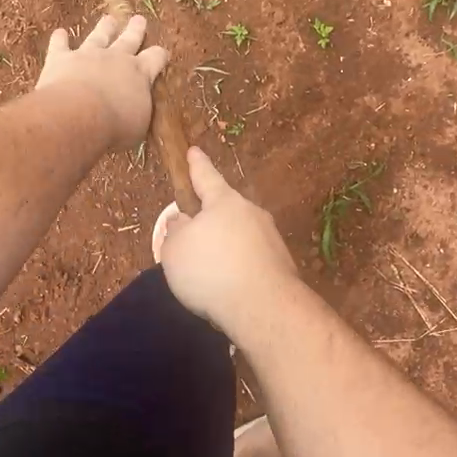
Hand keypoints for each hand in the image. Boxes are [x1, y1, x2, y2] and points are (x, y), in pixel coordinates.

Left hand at [36, 15, 167, 150]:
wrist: (78, 116)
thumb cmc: (114, 126)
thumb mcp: (138, 126)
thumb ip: (139, 113)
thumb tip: (138, 112)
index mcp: (140, 74)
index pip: (155, 59)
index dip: (159, 55)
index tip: (162, 53)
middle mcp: (116, 59)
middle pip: (129, 40)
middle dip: (135, 30)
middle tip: (139, 19)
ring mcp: (88, 55)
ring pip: (98, 36)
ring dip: (104, 28)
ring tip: (109, 20)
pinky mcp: (61, 59)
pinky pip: (60, 45)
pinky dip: (60, 39)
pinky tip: (60, 33)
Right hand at [159, 148, 305, 336]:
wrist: (263, 306)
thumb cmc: (211, 270)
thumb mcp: (175, 250)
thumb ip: (175, 231)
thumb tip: (182, 220)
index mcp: (225, 202)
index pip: (206, 176)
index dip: (197, 165)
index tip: (194, 151)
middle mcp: (252, 213)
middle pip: (226, 210)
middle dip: (210, 219)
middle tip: (192, 235)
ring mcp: (270, 238)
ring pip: (239, 236)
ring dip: (224, 248)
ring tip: (206, 273)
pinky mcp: (281, 264)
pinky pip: (250, 260)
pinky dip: (237, 268)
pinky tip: (226, 288)